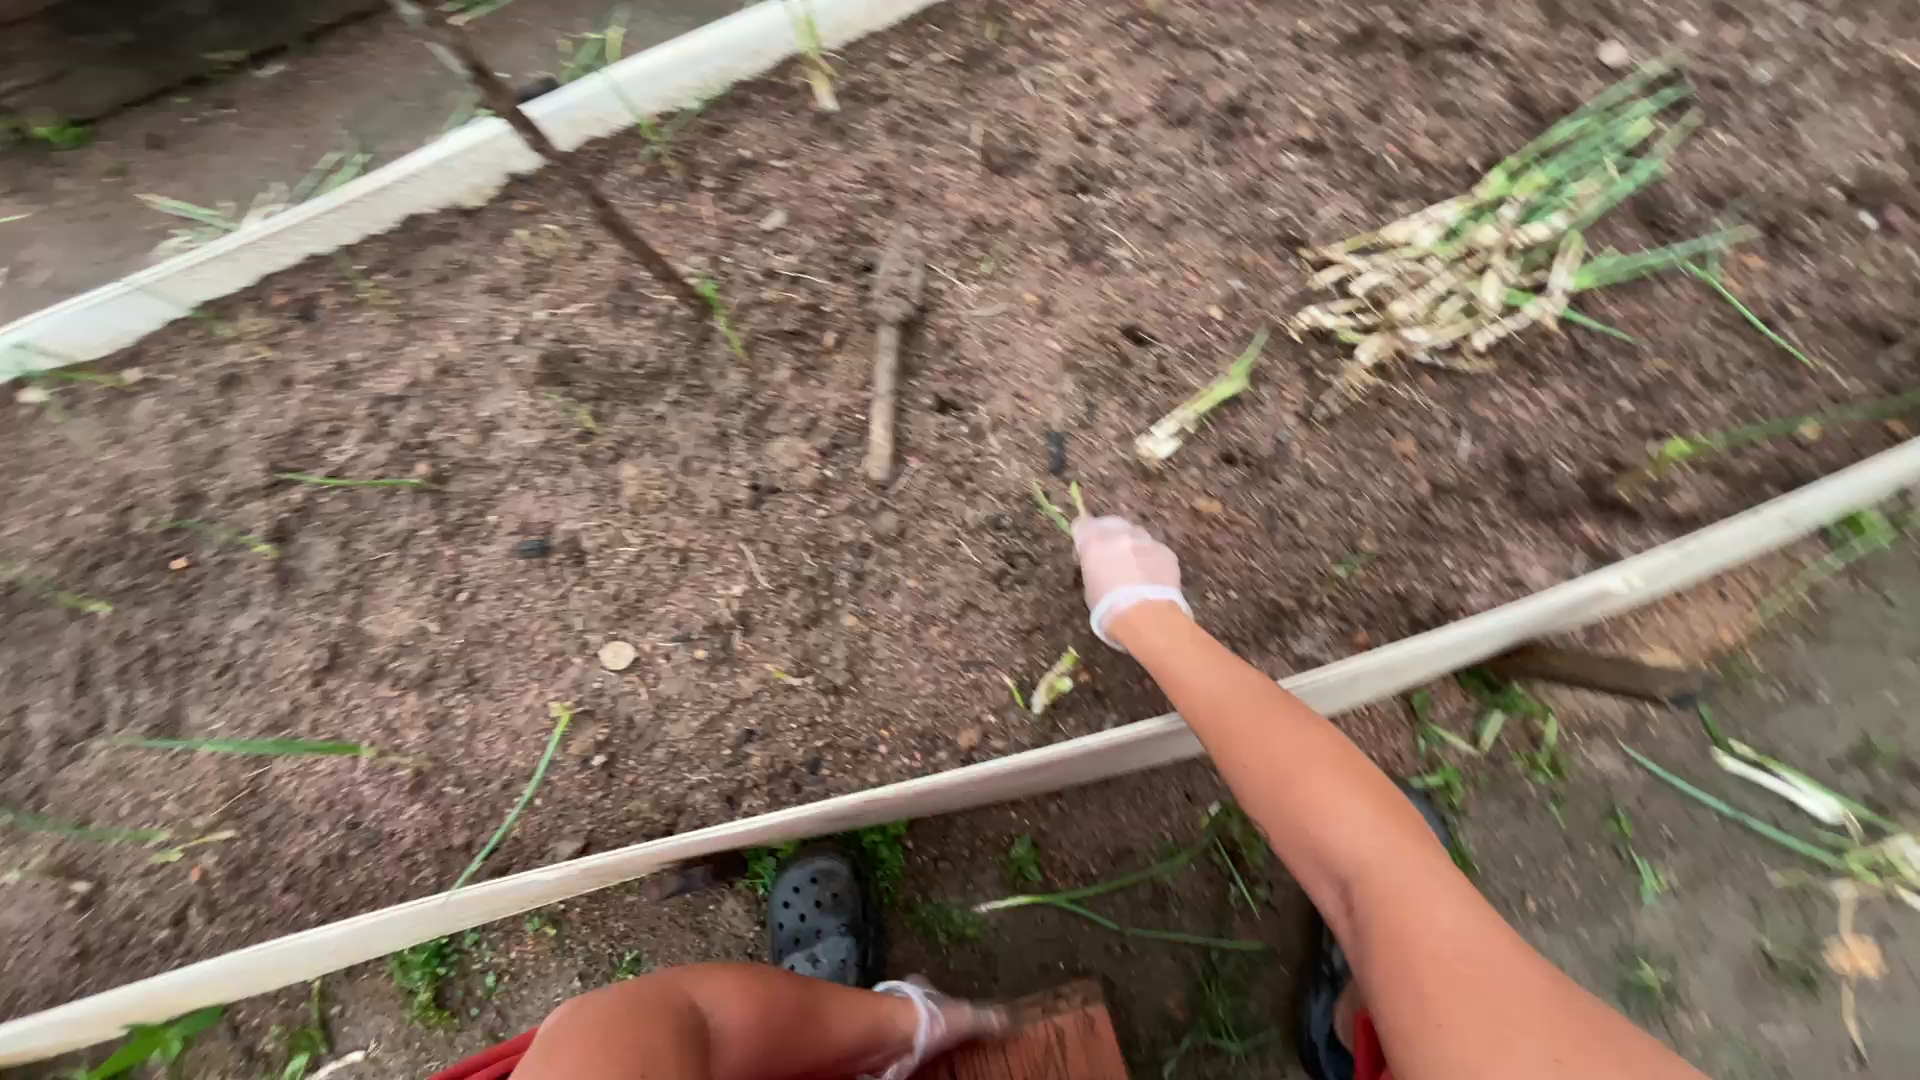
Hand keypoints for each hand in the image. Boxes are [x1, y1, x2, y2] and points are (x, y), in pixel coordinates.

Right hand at [1071, 515, 1191, 648]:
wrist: (1146, 617)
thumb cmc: (1109, 609)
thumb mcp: (1089, 586)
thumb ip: (1093, 566)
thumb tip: (1099, 563)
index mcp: (1094, 543)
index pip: (1082, 525)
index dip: (1083, 535)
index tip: (1085, 548)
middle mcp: (1119, 535)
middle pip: (1110, 523)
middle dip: (1108, 536)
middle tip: (1110, 556)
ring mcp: (1145, 540)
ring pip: (1135, 534)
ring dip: (1131, 545)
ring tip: (1134, 567)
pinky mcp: (1166, 551)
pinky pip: (1154, 548)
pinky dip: (1150, 558)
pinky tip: (1152, 576)